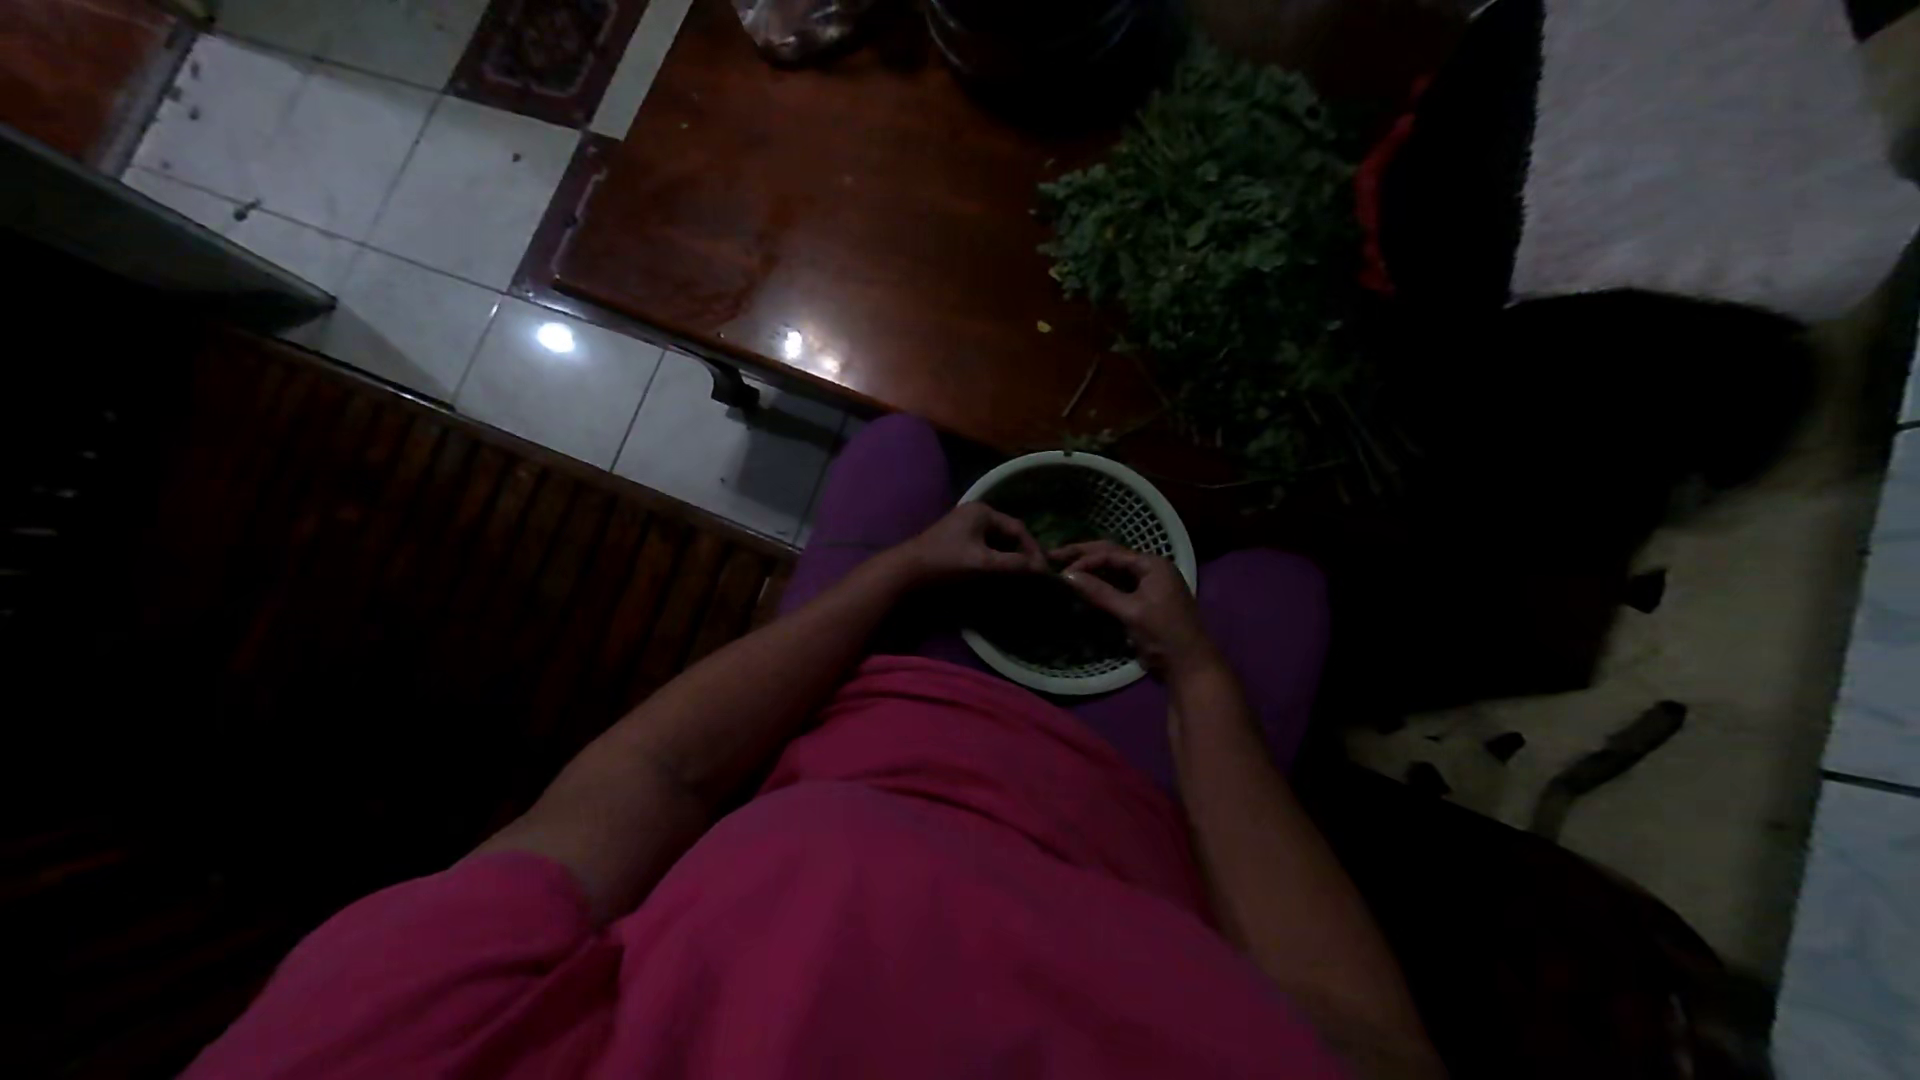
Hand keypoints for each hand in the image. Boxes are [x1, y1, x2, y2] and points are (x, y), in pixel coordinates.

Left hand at [895, 502, 1047, 583]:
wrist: (906, 572)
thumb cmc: (946, 562)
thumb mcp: (984, 563)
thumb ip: (1014, 564)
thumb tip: (1041, 569)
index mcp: (983, 511)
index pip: (1018, 528)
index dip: (1033, 550)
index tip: (1043, 571)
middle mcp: (976, 513)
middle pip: (1008, 534)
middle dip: (1022, 554)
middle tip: (1034, 574)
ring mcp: (965, 526)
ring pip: (997, 541)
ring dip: (1009, 558)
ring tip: (1020, 576)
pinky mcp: (958, 540)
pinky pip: (986, 547)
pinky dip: (996, 559)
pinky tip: (1001, 574)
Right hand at [1053, 541, 1220, 677]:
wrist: (1189, 664)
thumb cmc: (1164, 633)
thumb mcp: (1130, 611)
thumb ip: (1099, 592)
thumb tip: (1066, 576)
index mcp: (1152, 564)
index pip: (1110, 554)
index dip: (1084, 560)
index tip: (1061, 571)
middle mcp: (1150, 568)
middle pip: (1110, 556)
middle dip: (1083, 555)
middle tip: (1053, 554)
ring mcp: (1147, 584)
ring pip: (1112, 571)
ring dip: (1089, 570)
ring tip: (1063, 567)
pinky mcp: (1142, 600)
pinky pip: (1116, 586)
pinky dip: (1099, 585)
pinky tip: (1082, 586)